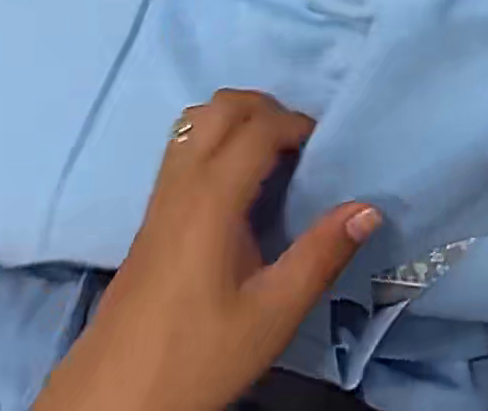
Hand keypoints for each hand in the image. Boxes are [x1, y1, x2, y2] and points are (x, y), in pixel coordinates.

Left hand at [34, 89, 381, 410]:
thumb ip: (321, 255)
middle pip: (224, 105)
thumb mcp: (272, 314)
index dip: (296, 124)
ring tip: (270, 151)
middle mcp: (183, 177)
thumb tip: (368, 208)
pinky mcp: (153, 202)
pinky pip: (183, 138)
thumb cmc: (200, 352)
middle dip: (267, 108)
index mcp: (213, 196)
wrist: (119, 388)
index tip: (324, 147)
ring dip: (237, 115)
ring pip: (198, 115)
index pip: (258, 128)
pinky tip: (235, 172)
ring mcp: (163, 187)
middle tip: (299, 143)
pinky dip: (214, 130)